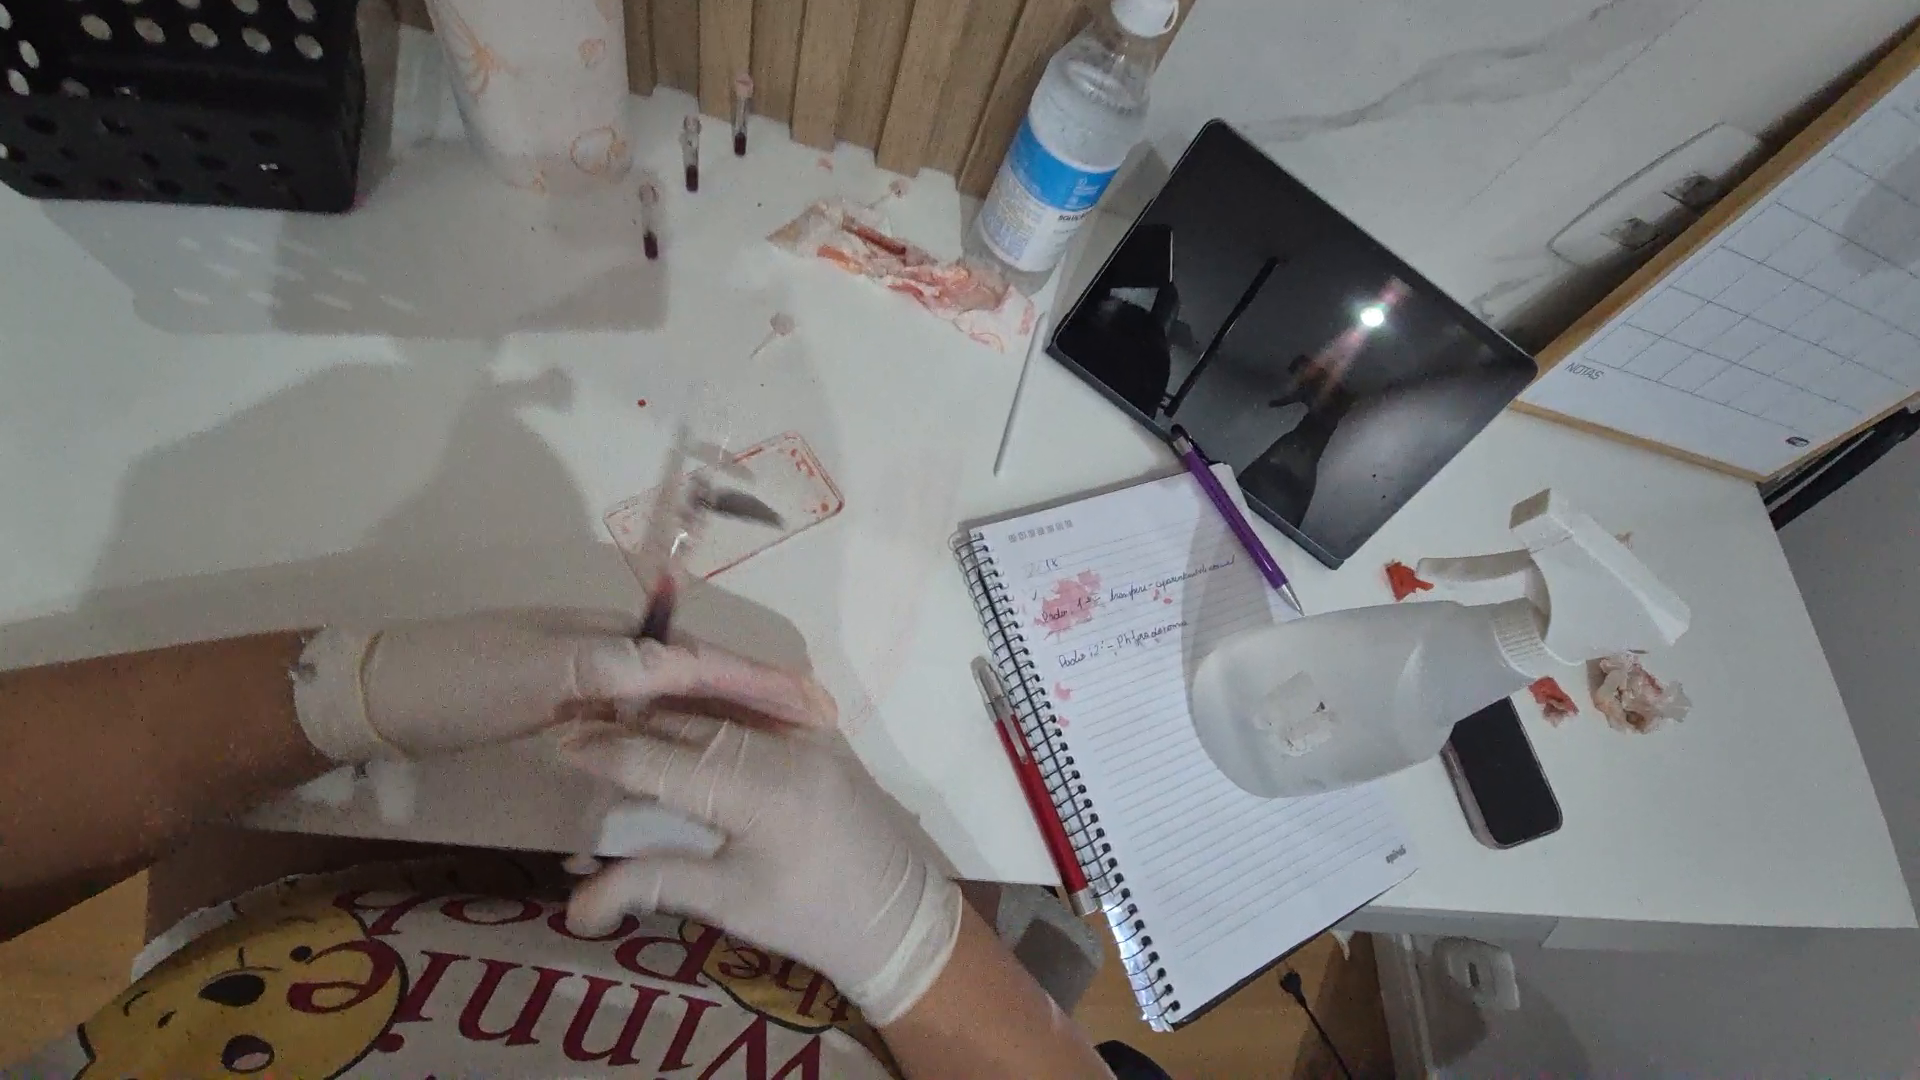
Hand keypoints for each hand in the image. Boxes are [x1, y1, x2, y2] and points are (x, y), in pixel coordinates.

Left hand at [291, 610, 829, 761]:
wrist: (379, 696)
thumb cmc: (459, 682)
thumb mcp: (534, 674)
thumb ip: (609, 667)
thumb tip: (683, 666)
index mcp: (615, 639)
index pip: (705, 661)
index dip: (759, 680)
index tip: (811, 700)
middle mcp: (617, 651)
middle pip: (706, 673)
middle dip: (761, 693)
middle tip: (815, 718)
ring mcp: (597, 675)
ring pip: (682, 693)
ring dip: (733, 710)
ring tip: (779, 734)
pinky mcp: (578, 702)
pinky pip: (652, 713)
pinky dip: (689, 726)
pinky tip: (702, 746)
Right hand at [560, 712, 962, 1026]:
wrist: (895, 909)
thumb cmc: (811, 916)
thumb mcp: (732, 901)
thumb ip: (656, 883)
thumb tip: (574, 904)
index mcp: (761, 791)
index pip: (669, 762)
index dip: (614, 752)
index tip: (565, 740)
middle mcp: (787, 747)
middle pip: (697, 725)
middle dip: (637, 722)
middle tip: (584, 719)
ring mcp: (811, 734)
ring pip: (729, 708)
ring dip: (675, 705)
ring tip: (624, 707)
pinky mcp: (823, 733)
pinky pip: (763, 705)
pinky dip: (719, 703)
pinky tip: (688, 701)